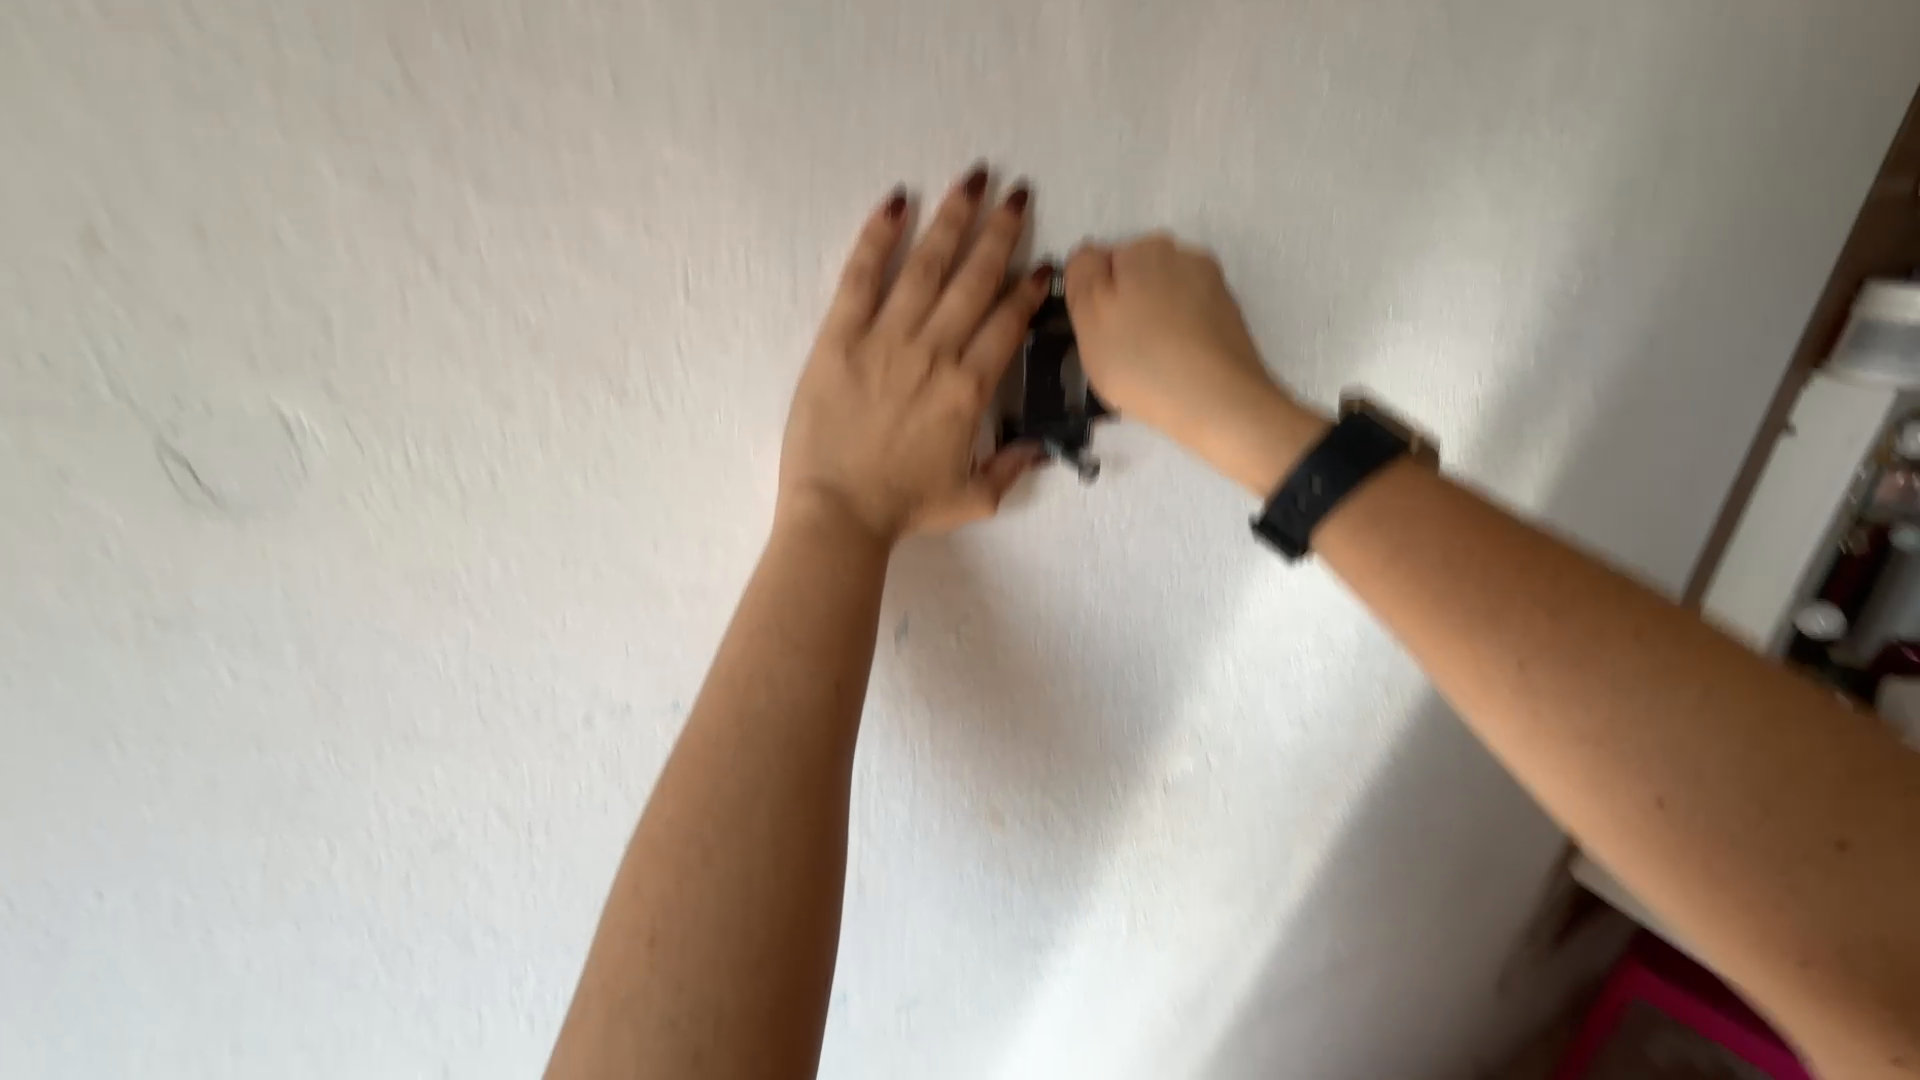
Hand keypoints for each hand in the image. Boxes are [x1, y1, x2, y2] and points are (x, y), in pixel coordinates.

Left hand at [778, 166, 1052, 542]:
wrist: (838, 513)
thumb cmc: (904, 507)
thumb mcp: (973, 499)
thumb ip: (1012, 469)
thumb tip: (1039, 447)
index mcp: (969, 390)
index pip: (1007, 324)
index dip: (1027, 290)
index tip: (1042, 263)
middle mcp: (934, 353)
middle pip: (974, 281)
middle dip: (1000, 233)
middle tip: (1017, 193)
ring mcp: (885, 340)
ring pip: (926, 267)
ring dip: (953, 219)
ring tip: (974, 178)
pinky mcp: (840, 337)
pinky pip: (861, 277)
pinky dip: (878, 237)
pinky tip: (896, 201)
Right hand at [1066, 235, 1318, 492]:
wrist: (1219, 401)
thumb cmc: (1141, 360)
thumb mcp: (1088, 315)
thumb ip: (1081, 274)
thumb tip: (1090, 258)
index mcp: (1143, 248)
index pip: (1100, 263)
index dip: (1091, 300)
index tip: (1096, 333)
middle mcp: (1183, 254)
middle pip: (1135, 279)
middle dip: (1124, 308)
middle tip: (1119, 352)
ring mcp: (1213, 285)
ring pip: (1164, 301)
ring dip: (1152, 323)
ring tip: (1151, 365)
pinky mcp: (1231, 316)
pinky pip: (1189, 321)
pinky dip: (1179, 339)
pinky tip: (1177, 367)